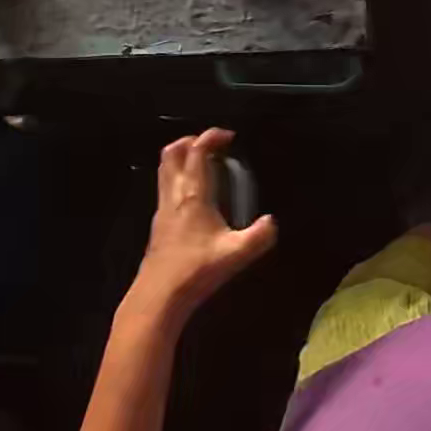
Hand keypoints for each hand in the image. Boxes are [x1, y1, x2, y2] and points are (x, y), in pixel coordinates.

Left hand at [126, 128, 276, 324]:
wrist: (160, 294)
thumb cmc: (196, 270)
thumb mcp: (235, 255)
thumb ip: (258, 237)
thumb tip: (272, 221)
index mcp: (192, 194)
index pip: (197, 152)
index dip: (211, 137)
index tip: (227, 136)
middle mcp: (173, 193)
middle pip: (173, 152)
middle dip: (191, 140)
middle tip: (211, 145)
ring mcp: (162, 206)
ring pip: (165, 167)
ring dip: (181, 156)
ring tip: (201, 162)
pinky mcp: (158, 221)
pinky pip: (164, 185)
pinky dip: (176, 175)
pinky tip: (192, 193)